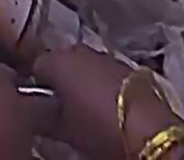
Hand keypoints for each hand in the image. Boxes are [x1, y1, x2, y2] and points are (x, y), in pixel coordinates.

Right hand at [33, 46, 183, 159]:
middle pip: (61, 61)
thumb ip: (44, 117)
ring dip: (83, 81)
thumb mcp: (66, 131)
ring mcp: (105, 56)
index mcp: (58, 60)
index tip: (40, 105)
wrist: (151, 132)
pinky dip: (102, 84)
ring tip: (86, 109)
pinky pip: (105, 72)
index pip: (37, 65)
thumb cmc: (99, 130)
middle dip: (61, 81)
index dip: (37, 85)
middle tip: (63, 109)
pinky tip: (108, 106)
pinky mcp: (127, 67)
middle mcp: (79, 50)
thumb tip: (31, 112)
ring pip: (85, 65)